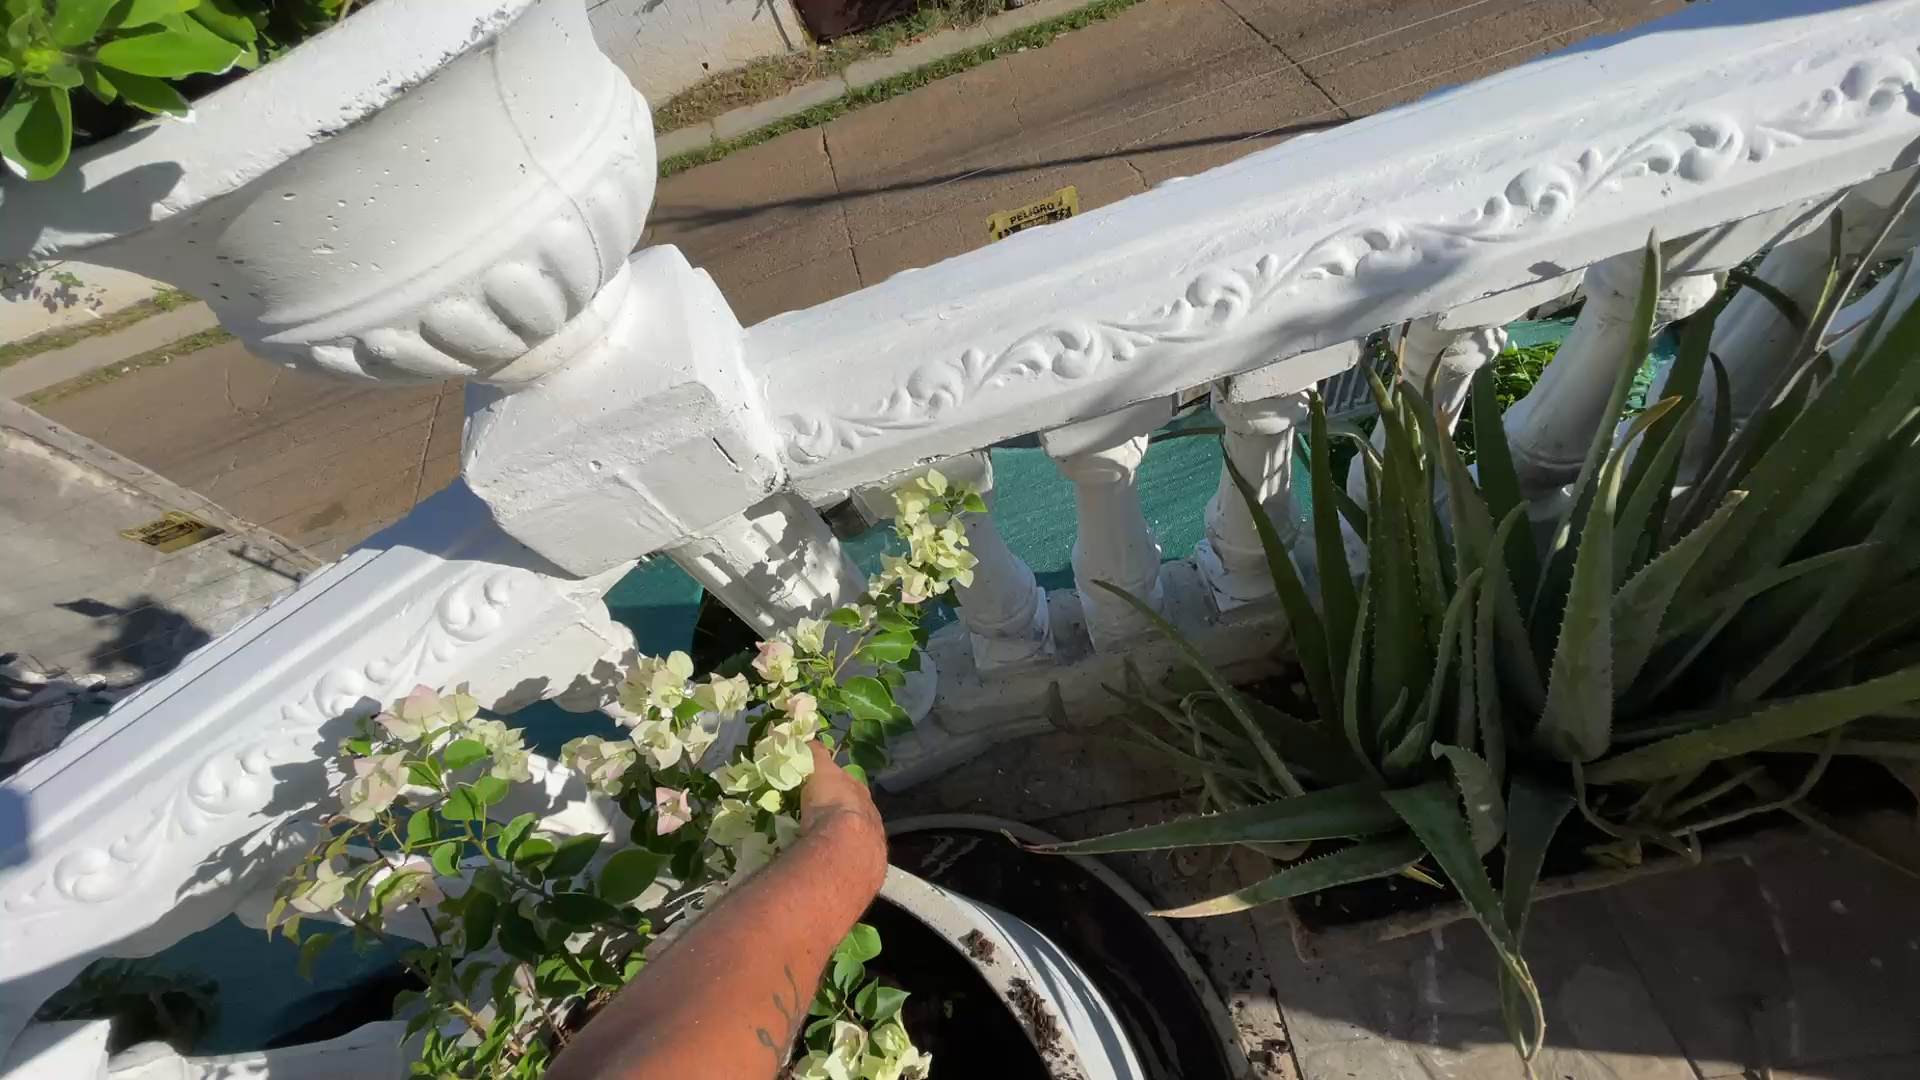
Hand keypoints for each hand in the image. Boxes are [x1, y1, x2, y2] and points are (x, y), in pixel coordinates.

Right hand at [799, 743, 886, 892]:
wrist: (845, 849)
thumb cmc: (832, 803)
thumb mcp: (821, 770)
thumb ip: (815, 755)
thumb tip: (808, 740)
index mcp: (862, 795)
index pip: (850, 787)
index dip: (835, 787)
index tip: (820, 792)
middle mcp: (872, 819)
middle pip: (854, 815)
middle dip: (838, 817)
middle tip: (815, 822)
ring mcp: (871, 847)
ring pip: (853, 841)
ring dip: (838, 843)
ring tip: (816, 847)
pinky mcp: (865, 873)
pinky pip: (847, 864)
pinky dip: (835, 863)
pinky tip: (822, 868)